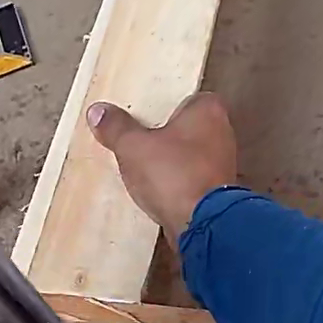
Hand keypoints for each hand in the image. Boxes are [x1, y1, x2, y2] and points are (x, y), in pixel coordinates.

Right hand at [86, 92, 237, 239]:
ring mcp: (224, 165)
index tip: (143, 118)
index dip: (164, 106)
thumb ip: (116, 127)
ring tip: (145, 171)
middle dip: (166, 137)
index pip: (186, 98)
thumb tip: (97, 112)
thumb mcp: (132, 146)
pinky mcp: (221, 194)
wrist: (202, 224)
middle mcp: (223, 133)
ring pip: (191, 157)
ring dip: (172, 164)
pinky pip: (194, 181)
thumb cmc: (172, 174)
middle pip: (188, 129)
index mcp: (208, 110)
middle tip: (139, 143)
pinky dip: (179, 185)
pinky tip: (160, 193)